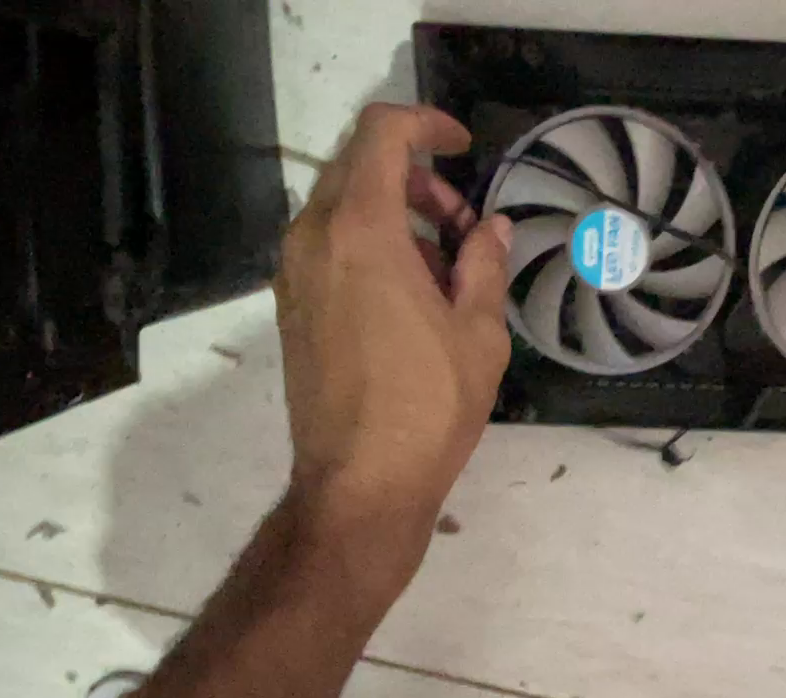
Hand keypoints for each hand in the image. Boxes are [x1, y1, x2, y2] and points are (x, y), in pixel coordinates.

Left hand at [274, 104, 513, 541]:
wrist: (362, 482)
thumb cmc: (431, 407)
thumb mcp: (480, 334)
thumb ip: (486, 266)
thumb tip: (493, 229)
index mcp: (362, 232)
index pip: (383, 135)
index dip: (427, 126)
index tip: (463, 148)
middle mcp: (314, 239)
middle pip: (361, 170)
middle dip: (419, 184)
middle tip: (466, 230)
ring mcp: (294, 275)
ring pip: (344, 211)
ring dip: (398, 221)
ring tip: (447, 276)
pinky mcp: (292, 309)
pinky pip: (330, 250)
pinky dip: (372, 251)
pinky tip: (411, 303)